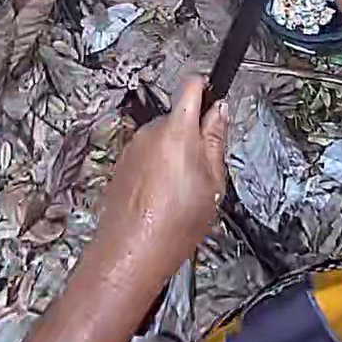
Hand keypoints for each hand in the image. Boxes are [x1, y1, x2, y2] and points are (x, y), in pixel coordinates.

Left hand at [96, 78, 228, 272]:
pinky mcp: (122, 166)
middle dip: (194, 135)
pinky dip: (158, 169)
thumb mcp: (213, 181)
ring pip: (164, 138)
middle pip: (179, 117)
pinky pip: (148, 156)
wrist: (129, 256)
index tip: (215, 104)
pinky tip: (163, 199)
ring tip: (183, 191)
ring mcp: (133, 149)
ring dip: (175, 154)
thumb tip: (219, 111)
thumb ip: (216, 140)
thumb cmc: (174, 223)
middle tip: (204, 169)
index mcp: (178, 129)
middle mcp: (151, 132)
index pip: (191, 85)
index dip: (206, 89)